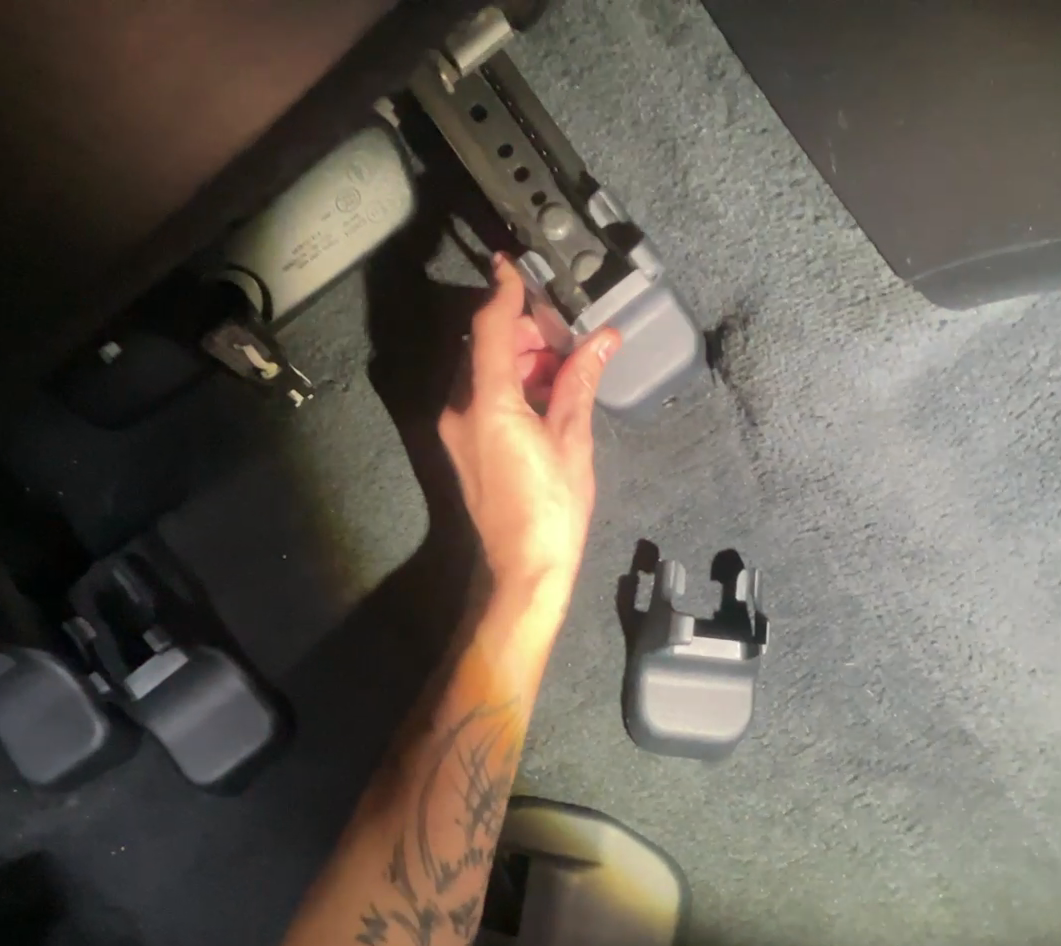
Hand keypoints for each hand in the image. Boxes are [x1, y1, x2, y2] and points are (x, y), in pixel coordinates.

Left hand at [439, 255, 619, 602]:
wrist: (524, 566)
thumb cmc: (552, 507)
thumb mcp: (572, 438)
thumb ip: (580, 381)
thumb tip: (604, 339)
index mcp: (487, 403)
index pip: (488, 329)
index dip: (502, 292)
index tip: (511, 264)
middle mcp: (459, 411)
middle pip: (483, 348)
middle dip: (520, 331)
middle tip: (563, 331)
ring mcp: (456, 431)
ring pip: (480, 373)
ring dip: (516, 358)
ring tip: (562, 363)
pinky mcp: (462, 448)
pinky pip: (480, 398)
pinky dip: (508, 385)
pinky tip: (545, 392)